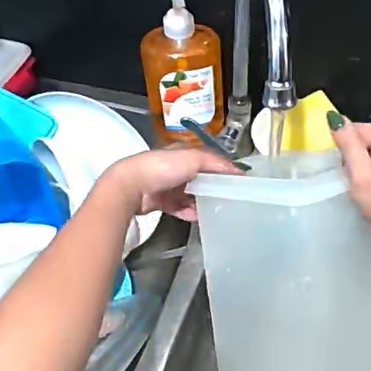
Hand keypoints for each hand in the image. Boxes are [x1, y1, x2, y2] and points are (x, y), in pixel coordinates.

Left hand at [99, 146, 238, 220]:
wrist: (131, 186)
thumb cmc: (162, 167)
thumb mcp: (194, 159)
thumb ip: (216, 163)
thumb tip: (238, 171)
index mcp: (182, 153)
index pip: (208, 159)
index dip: (223, 168)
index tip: (238, 180)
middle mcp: (174, 167)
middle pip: (199, 178)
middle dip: (213, 186)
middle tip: (230, 197)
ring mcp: (166, 185)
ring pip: (190, 194)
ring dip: (202, 201)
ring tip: (218, 210)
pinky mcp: (160, 202)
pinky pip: (180, 208)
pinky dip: (190, 212)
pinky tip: (201, 218)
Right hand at [328, 113, 370, 238]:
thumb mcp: (359, 170)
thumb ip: (347, 142)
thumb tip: (334, 117)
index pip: (361, 128)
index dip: (347, 144)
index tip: (343, 163)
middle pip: (366, 138)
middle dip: (353, 153)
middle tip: (351, 173)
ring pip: (369, 149)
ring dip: (359, 162)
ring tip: (358, 179)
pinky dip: (367, 168)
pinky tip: (366, 182)